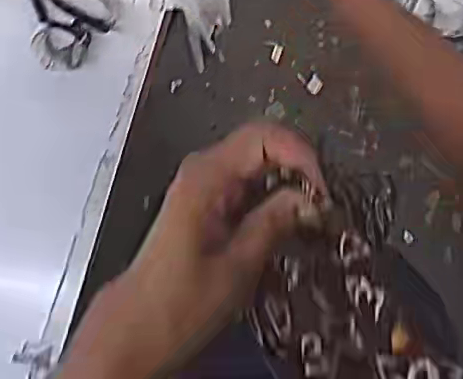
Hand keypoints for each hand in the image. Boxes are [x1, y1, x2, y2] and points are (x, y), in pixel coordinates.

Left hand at [60, 123, 322, 378]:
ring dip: (288, 177)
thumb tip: (311, 198)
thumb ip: (274, 223)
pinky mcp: (208, 197)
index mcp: (207, 173)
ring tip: (315, 211)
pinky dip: (273, 190)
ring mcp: (204, 179)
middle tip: (325, 201)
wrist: (137, 325)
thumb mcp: (237, 267)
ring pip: (256, 159)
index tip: (323, 191)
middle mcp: (204, 166)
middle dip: (298, 163)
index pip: (263, 136)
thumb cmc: (181, 302)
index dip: (300, 154)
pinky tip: (290, 217)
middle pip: (261, 141)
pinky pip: (247, 179)